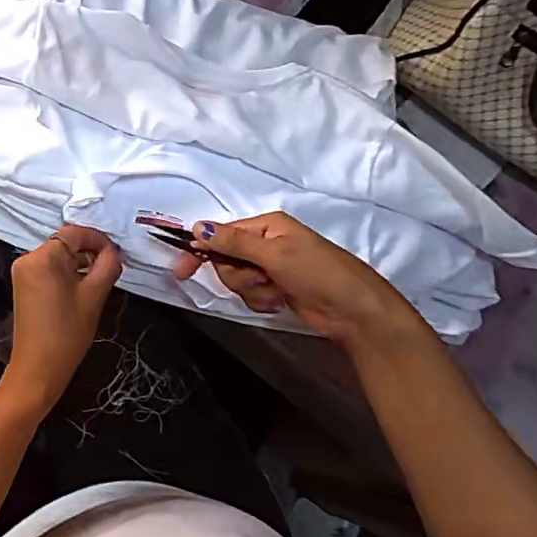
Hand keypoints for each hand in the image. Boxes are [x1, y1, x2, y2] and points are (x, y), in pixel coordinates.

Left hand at [2, 225, 122, 412]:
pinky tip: (83, 287)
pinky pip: (49, 269)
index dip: (98, 239)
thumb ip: (107, 266)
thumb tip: (113, 252)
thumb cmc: (67, 332)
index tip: (116, 253)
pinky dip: (67, 273)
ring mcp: (23, 273)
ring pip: (58, 256)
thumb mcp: (94, 296)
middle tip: (112, 267)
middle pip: (64, 243)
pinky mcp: (24, 286)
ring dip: (79, 263)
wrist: (38, 368)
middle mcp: (27, 259)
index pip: (73, 233)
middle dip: (89, 252)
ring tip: (100, 280)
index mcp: (41, 258)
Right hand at [171, 212, 419, 344]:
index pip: (221, 233)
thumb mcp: (274, 253)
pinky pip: (250, 295)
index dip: (201, 250)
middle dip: (238, 275)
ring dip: (252, 290)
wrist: (354, 311)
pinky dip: (261, 300)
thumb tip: (198, 227)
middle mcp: (265, 243)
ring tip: (277, 291)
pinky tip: (281, 301)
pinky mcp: (275, 289)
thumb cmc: (318, 273)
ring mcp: (270, 267)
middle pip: (225, 259)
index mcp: (266, 225)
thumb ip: (233, 242)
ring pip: (236, 280)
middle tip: (259, 279)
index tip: (182, 269)